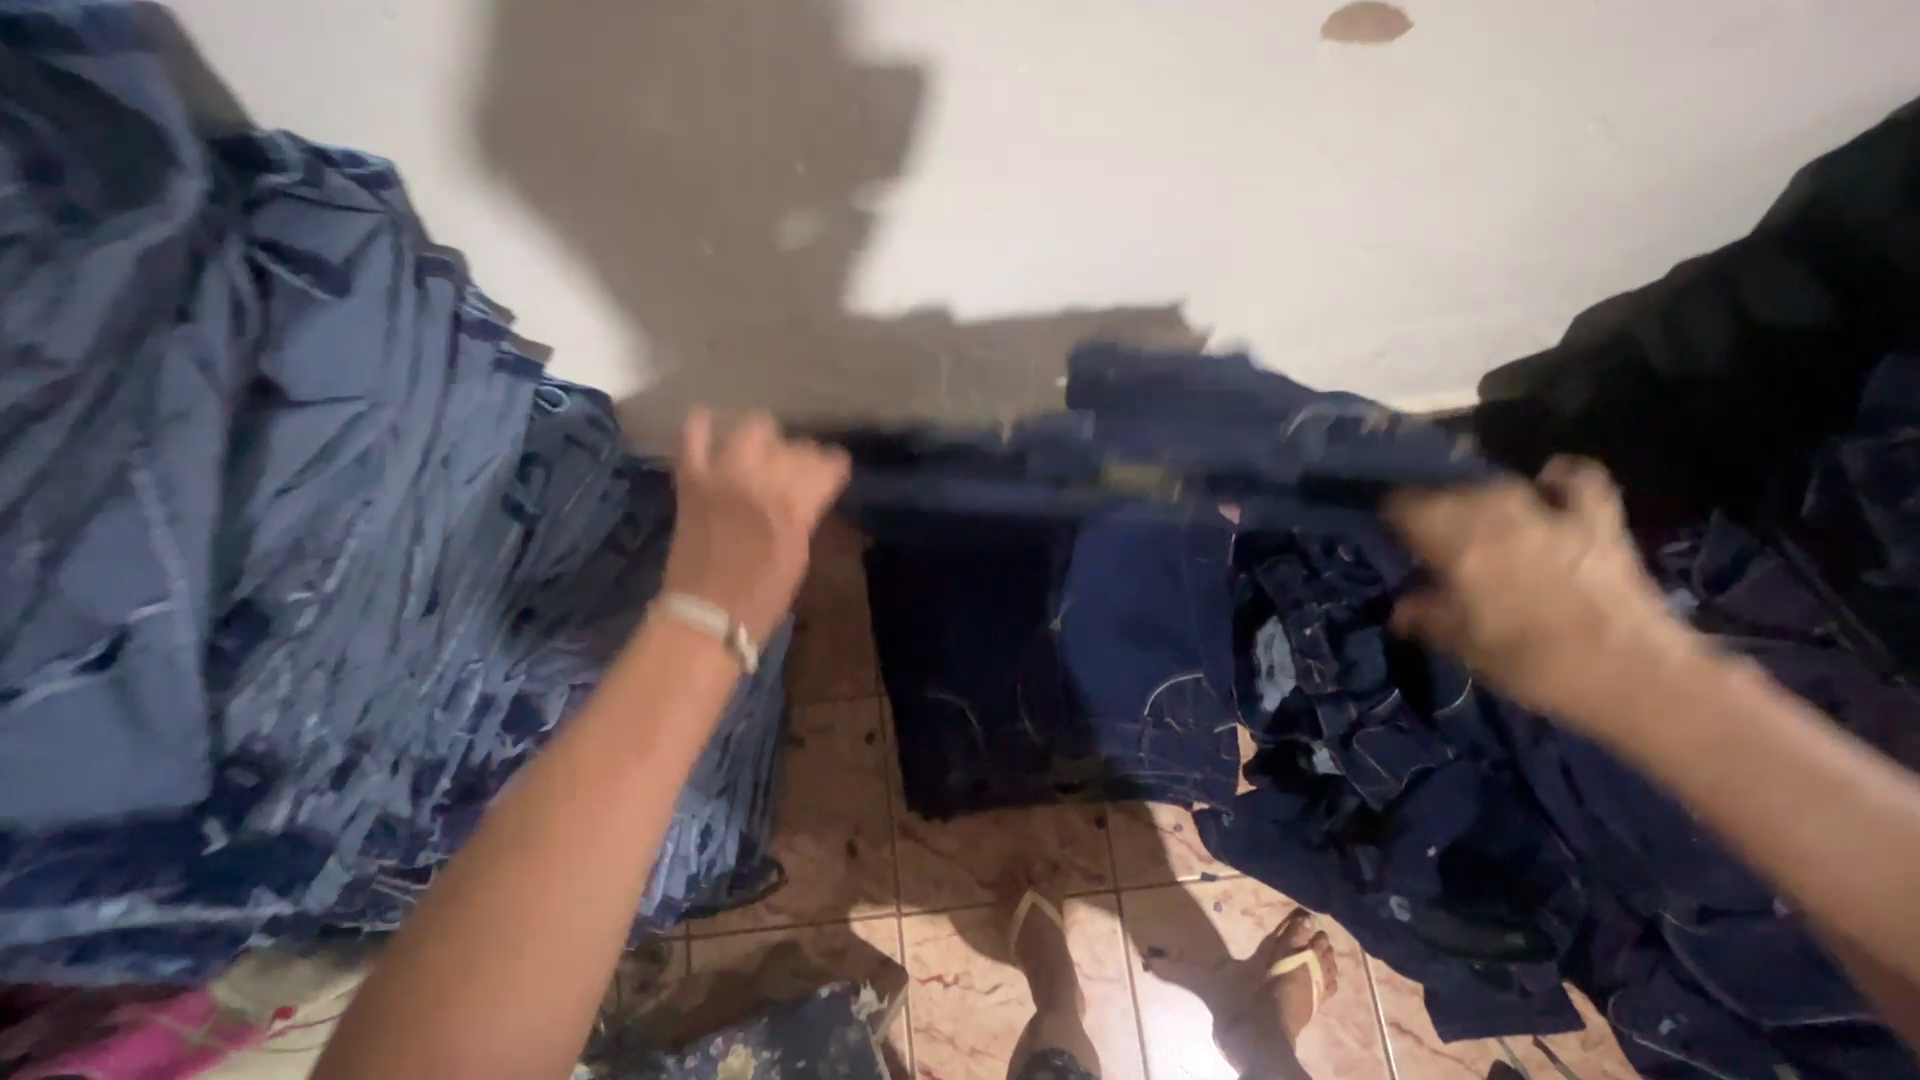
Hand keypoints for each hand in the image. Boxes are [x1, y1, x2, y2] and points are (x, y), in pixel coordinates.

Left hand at [662, 409, 849, 641]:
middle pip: (794, 445)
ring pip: (753, 428)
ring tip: (759, 453)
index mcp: (795, 506)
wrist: (706, 615)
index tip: (833, 472)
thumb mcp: (799, 552)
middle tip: (794, 471)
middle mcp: (762, 481)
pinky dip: (703, 427)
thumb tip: (808, 488)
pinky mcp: (692, 479)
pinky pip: (693, 434)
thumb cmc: (762, 596)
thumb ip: (804, 512)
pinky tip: (713, 433)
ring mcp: (723, 475)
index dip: (833, 467)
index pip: (827, 465)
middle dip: (800, 455)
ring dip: (763, 438)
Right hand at [1384, 456, 1709, 724]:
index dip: (1393, 518)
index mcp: (1455, 546)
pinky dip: (1558, 479)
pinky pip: (1575, 479)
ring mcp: (1550, 513)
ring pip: (1499, 484)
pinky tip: (1548, 488)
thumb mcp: (1463, 646)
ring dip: (1482, 499)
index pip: (1404, 507)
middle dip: (1434, 510)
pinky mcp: (1597, 519)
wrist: (1633, 674)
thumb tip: (1401, 607)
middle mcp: (1496, 517)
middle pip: (1449, 492)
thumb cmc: (1532, 663)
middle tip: (1431, 540)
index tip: (1392, 538)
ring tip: (1479, 521)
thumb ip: (1427, 616)